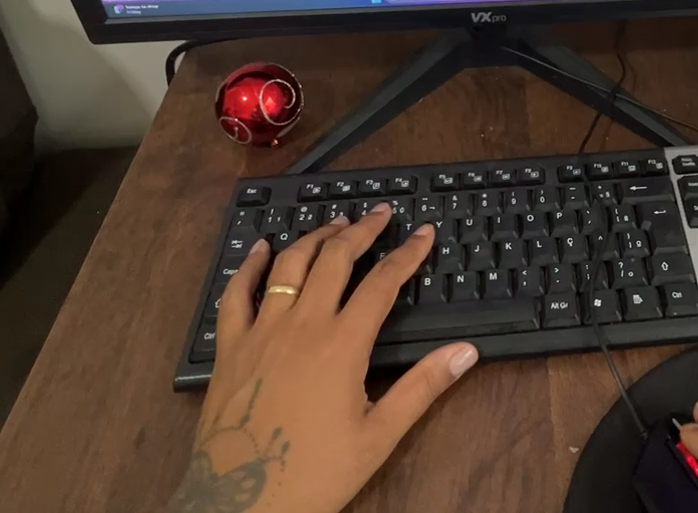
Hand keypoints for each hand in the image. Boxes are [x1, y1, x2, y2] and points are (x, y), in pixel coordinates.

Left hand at [168, 206, 478, 512]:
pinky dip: (250, 265)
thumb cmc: (313, 474)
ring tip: (336, 224)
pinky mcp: (230, 348)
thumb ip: (423, 387)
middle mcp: (303, 325)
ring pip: (290, 265)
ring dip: (316, 237)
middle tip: (381, 214)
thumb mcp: (379, 436)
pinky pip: (237, 294)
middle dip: (363, 230)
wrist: (237, 510)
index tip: (424, 232)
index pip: (383, 282)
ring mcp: (262, 332)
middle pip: (336, 258)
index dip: (408, 253)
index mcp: (342, 343)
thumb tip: (467, 351)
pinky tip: (262, 248)